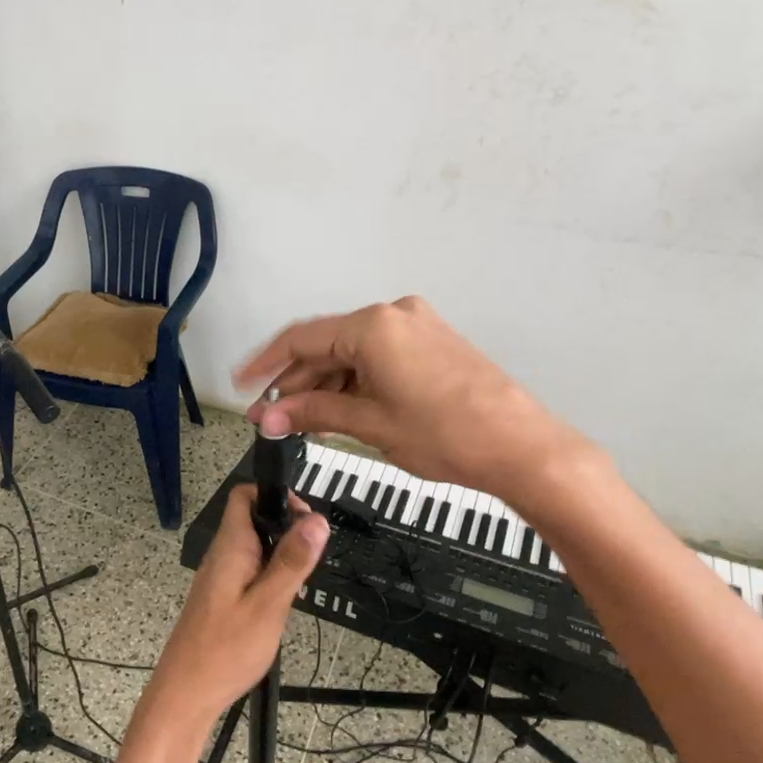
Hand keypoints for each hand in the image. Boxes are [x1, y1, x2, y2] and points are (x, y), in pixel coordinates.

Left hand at [145, 486, 327, 724]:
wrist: (186, 694)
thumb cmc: (226, 650)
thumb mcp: (269, 605)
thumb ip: (292, 562)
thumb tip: (317, 520)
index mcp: (230, 547)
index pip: (245, 495)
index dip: (276, 495)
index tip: (306, 520)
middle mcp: (221, 555)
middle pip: (255, 520)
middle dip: (287, 531)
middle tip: (311, 560)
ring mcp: (219, 577)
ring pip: (255, 549)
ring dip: (281, 558)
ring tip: (300, 586)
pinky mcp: (221, 598)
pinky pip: (250, 572)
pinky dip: (270, 579)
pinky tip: (282, 605)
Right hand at [236, 296, 592, 509]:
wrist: (522, 448)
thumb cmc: (446, 435)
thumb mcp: (369, 424)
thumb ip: (312, 413)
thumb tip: (267, 417)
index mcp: (373, 326)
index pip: (301, 339)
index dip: (265, 365)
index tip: (241, 385)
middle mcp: (394, 314)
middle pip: (327, 345)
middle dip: (296, 381)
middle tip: (270, 416)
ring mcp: (417, 326)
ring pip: (353, 352)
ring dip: (325, 384)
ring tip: (301, 419)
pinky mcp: (434, 343)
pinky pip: (379, 356)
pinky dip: (355, 381)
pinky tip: (340, 409)